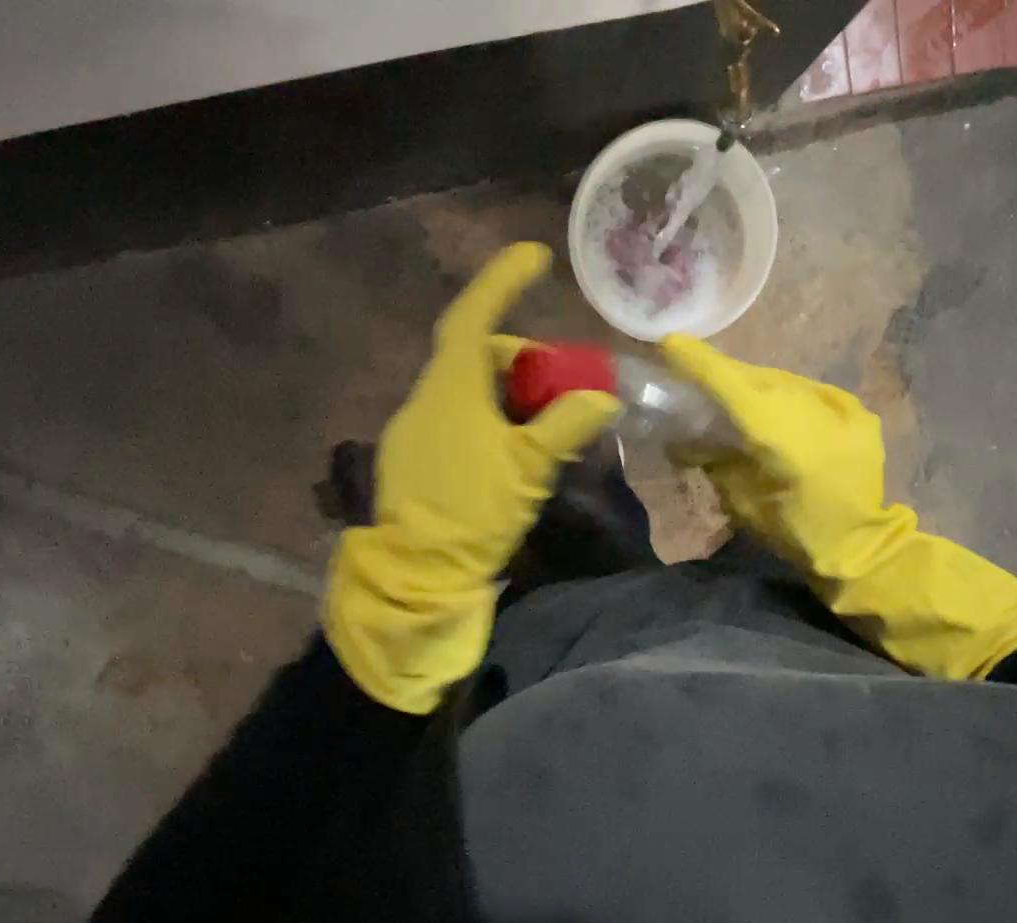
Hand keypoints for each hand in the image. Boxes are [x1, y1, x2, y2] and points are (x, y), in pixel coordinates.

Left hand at [325, 244, 620, 711]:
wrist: (417, 573)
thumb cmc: (473, 510)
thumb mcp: (528, 467)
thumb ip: (567, 426)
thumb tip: (603, 398)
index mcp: (450, 388)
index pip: (473, 316)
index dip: (503, 281)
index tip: (535, 255)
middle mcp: (425, 399)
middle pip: (475, 357)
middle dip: (520, 359)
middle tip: (560, 382)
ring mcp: (414, 431)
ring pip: (466, 392)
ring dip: (507, 395)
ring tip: (545, 424)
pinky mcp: (413, 461)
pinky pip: (456, 421)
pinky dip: (489, 421)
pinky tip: (512, 453)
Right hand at [662, 334, 1016, 678]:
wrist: (860, 549)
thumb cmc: (793, 533)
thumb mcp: (740, 499)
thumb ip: (714, 460)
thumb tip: (683, 436)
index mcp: (780, 438)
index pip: (733, 386)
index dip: (701, 363)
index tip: (671, 343)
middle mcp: (812, 413)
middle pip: (759, 378)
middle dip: (725, 375)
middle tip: (696, 373)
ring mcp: (841, 410)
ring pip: (786, 382)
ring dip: (756, 385)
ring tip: (735, 396)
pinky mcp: (859, 414)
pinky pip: (813, 394)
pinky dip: (789, 398)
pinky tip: (778, 409)